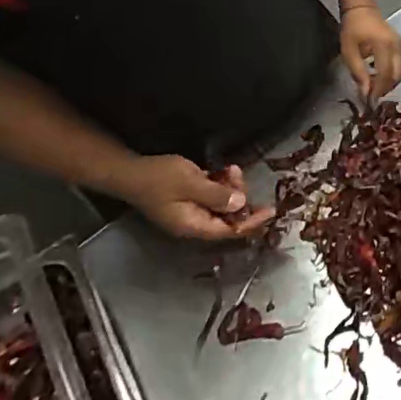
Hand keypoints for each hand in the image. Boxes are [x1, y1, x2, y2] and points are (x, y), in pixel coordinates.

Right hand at [116, 157, 273, 240]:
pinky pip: (209, 196)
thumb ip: (217, 194)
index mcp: (194, 226)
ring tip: (229, 168)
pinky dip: (217, 184)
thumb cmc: (159, 178)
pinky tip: (220, 170)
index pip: (230, 230)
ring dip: (228, 187)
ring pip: (219, 204)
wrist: (130, 172)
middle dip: (238, 196)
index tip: (270, 210)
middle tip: (237, 173)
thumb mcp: (191, 183)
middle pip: (226, 216)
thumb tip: (240, 204)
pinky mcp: (185, 199)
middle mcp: (193, 223)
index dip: (251, 221)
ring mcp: (188, 211)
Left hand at [340, 5, 400, 98]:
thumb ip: (358, 73)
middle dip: (386, 88)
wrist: (361, 9)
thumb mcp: (349, 51)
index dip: (379, 90)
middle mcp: (397, 45)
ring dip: (390, 82)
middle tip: (372, 94)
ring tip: (374, 85)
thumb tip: (365, 93)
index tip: (370, 101)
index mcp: (384, 45)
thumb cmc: (352, 28)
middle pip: (398, 75)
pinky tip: (378, 75)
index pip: (386, 74)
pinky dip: (392, 73)